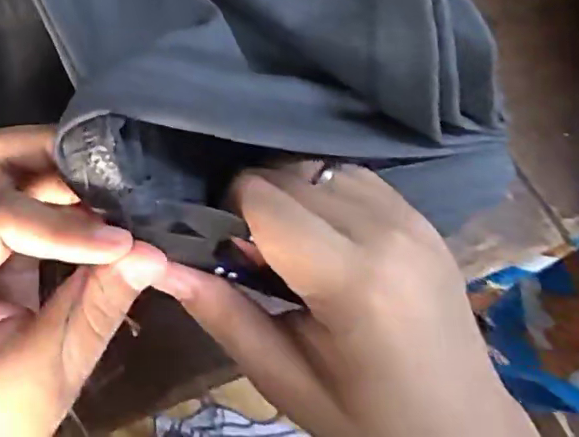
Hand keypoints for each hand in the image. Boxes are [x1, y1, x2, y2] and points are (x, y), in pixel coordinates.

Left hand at [0, 127, 167, 436]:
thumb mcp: (50, 370)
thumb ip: (98, 305)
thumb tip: (151, 253)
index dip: (61, 225)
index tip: (120, 238)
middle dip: (49, 156)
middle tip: (107, 172)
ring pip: (4, 161)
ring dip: (55, 165)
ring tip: (107, 188)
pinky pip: (18, 185)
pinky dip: (57, 186)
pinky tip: (92, 203)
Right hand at [156, 166, 533, 436]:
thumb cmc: (369, 422)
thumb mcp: (286, 380)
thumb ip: (220, 313)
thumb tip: (159, 265)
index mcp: (352, 278)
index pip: (260, 195)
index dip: (232, 213)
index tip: (235, 256)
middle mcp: (383, 230)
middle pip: (283, 173)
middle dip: (258, 204)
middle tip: (263, 261)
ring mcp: (408, 216)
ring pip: (311, 166)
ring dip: (290, 194)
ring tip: (297, 246)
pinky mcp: (419, 212)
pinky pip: (345, 173)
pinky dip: (322, 191)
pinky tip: (328, 235)